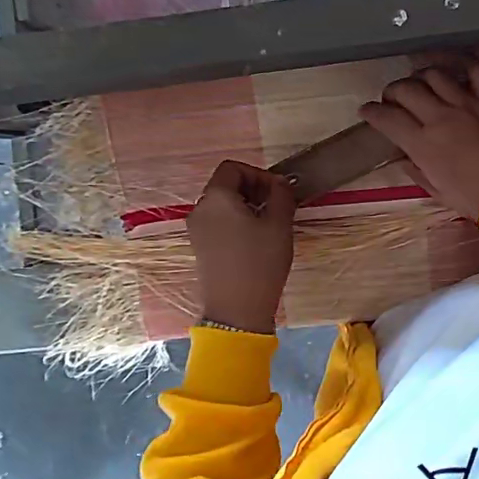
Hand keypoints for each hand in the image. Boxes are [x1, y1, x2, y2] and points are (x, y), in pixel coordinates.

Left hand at [186, 161, 295, 332]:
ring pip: (222, 205)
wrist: (237, 310)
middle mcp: (200, 209)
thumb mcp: (279, 225)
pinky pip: (218, 223)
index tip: (278, 191)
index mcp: (216, 197)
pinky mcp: (200, 248)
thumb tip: (280, 184)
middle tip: (277, 206)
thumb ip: (281, 196)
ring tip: (269, 225)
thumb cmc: (260, 263)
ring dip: (246, 206)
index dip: (258, 174)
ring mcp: (197, 230)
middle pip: (225, 185)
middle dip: (253, 189)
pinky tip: (255, 241)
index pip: (233, 168)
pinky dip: (236, 222)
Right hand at [359, 58, 478, 221]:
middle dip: (392, 91)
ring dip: (420, 76)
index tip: (366, 112)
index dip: (371, 112)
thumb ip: (417, 172)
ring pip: (434, 74)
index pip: (387, 119)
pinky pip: (475, 69)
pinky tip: (450, 65)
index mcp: (424, 144)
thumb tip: (405, 158)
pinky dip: (461, 61)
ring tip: (417, 83)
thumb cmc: (475, 198)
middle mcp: (440, 118)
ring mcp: (466, 104)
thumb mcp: (438, 192)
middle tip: (391, 99)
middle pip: (406, 89)